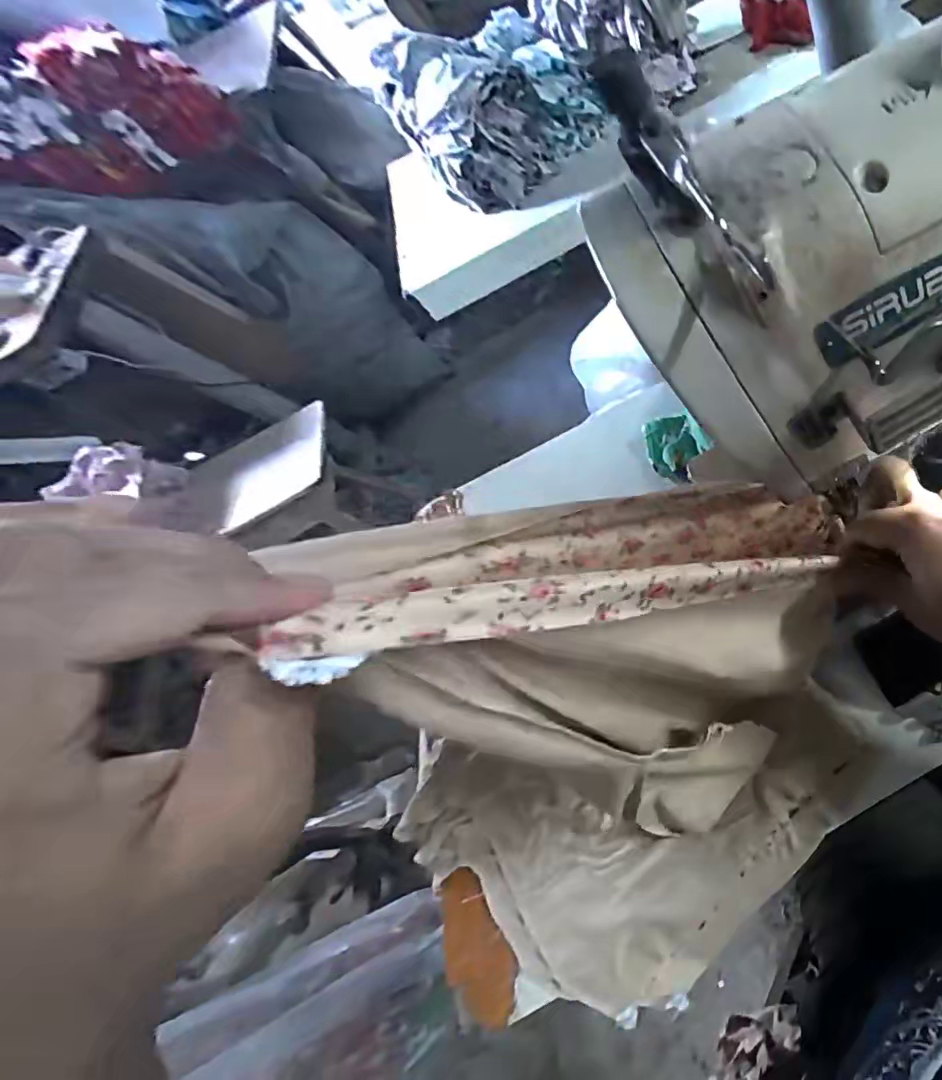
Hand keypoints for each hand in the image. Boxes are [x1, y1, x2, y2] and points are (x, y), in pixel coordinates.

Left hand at [0, 514, 329, 1073]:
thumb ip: (270, 722)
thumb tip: (290, 631)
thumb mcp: (234, 829)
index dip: (201, 591)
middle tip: (279, 592)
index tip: (308, 598)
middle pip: (35, 576)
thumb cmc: (133, 911)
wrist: (15, 979)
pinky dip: (58, 548)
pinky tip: (121, 550)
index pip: (64, 623)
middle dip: (180, 568)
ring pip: (6, 560)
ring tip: (226, 576)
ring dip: (125, 553)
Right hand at [839, 458, 941, 668]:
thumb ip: (875, 582)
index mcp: (912, 524)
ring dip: (920, 514)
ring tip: (930, 555)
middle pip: (893, 473)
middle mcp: (939, 501)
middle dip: (874, 492)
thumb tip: (837, 575)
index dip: (849, 544)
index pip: (864, 522)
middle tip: (879, 533)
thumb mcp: (918, 606)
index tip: (848, 567)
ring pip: (934, 494)